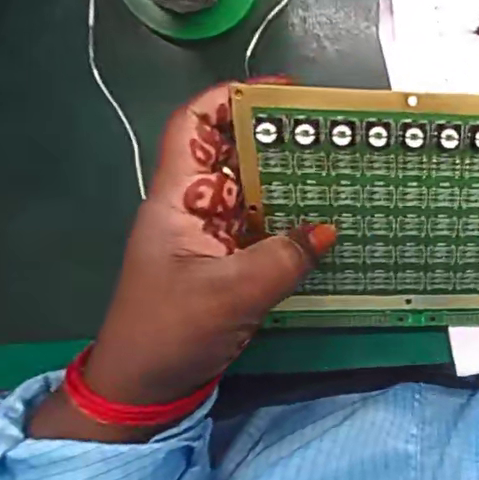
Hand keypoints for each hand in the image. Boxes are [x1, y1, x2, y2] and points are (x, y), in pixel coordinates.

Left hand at [79, 80, 335, 410]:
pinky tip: (323, 220)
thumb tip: (329, 230)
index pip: (194, 125)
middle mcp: (194, 207)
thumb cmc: (169, 331)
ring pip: (252, 191)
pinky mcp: (228, 262)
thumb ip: (282, 259)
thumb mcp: (229, 293)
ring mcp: (212, 235)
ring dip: (287, 180)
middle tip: (326, 134)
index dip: (231, 97)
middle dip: (275, 138)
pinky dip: (290, 221)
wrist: (144, 387)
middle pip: (232, 154)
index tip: (281, 92)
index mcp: (176, 198)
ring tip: (334, 170)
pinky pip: (263, 228)